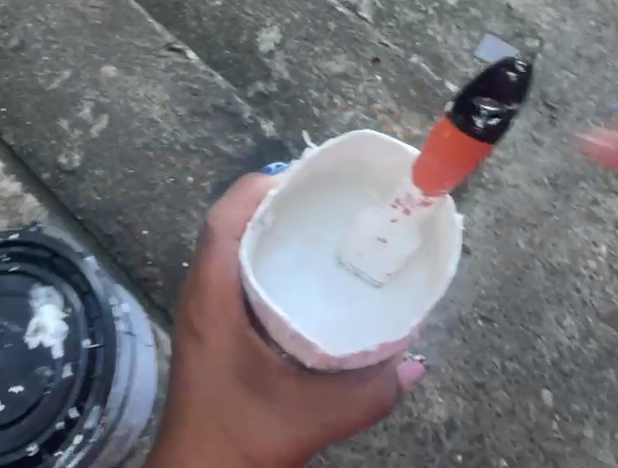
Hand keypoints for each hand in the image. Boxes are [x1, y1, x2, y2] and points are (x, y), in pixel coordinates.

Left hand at [145, 173, 425, 467]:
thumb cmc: (242, 436)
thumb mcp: (313, 414)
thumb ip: (370, 390)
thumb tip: (417, 363)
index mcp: (212, 296)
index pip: (224, 220)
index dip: (258, 190)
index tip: (303, 181)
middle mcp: (199, 290)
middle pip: (227, 223)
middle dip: (269, 201)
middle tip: (320, 197)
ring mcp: (200, 305)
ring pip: (227, 243)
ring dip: (263, 225)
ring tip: (312, 220)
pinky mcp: (208, 321)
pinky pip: (230, 265)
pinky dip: (259, 252)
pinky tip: (294, 267)